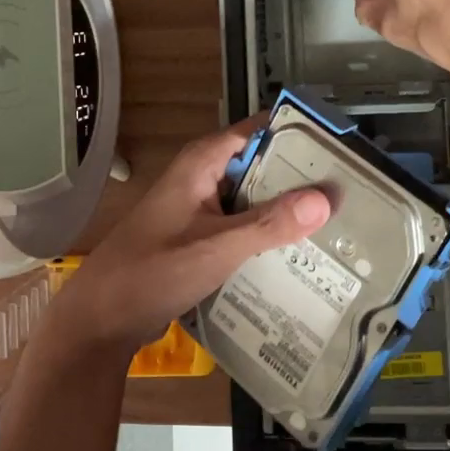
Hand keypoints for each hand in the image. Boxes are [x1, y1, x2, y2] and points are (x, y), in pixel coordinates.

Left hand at [52, 119, 331, 353]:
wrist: (99, 321)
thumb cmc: (152, 272)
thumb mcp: (216, 247)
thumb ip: (270, 223)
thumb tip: (327, 197)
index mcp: (203, 162)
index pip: (261, 129)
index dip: (299, 134)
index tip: (341, 148)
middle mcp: (202, 175)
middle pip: (260, 163)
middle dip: (300, 175)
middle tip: (350, 192)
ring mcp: (199, 207)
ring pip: (253, 196)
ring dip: (285, 207)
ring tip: (336, 222)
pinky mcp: (198, 236)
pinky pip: (241, 223)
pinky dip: (266, 232)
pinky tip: (296, 253)